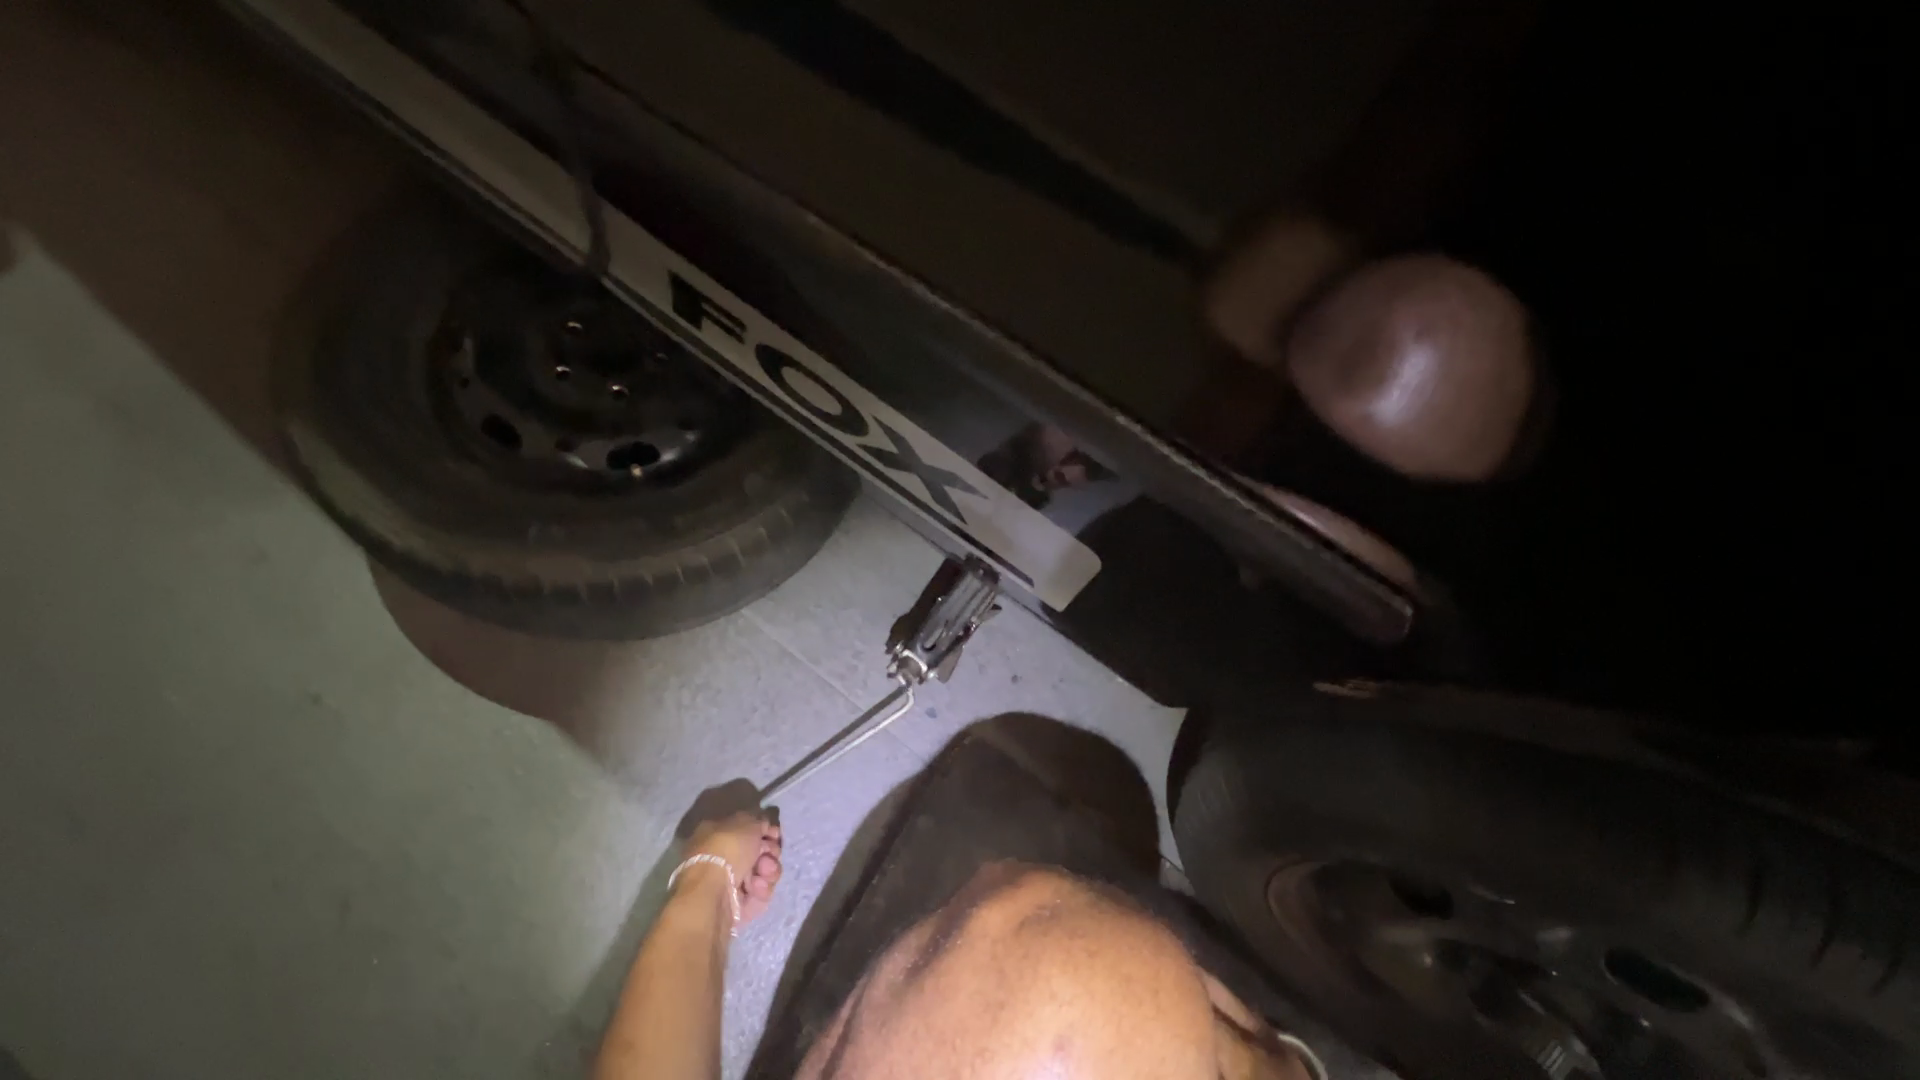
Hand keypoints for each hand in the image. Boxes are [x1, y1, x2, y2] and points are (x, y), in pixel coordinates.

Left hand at [683, 811, 782, 924]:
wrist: (713, 893)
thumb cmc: (727, 849)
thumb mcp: (747, 822)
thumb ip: (760, 820)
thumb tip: (765, 826)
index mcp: (716, 833)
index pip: (747, 830)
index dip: (764, 830)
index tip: (774, 834)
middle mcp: (723, 857)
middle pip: (759, 851)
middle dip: (770, 852)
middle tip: (768, 854)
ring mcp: (731, 882)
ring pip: (764, 872)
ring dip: (769, 870)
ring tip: (762, 872)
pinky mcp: (741, 905)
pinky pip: (761, 892)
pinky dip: (762, 889)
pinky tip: (756, 888)